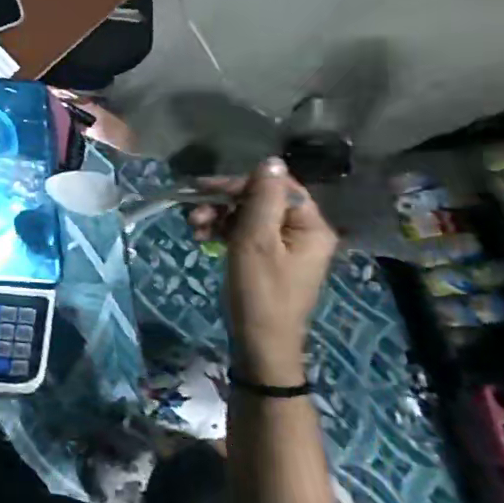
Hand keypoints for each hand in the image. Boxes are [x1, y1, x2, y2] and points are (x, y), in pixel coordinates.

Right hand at [187, 158, 337, 385]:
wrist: (260, 341)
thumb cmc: (260, 290)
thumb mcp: (256, 241)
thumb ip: (263, 199)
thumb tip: (271, 161)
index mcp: (310, 226)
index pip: (278, 187)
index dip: (241, 183)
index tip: (205, 188)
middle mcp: (303, 232)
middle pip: (261, 200)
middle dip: (224, 202)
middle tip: (192, 211)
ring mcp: (286, 247)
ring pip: (248, 216)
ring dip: (218, 216)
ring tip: (192, 227)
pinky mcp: (268, 260)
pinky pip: (245, 234)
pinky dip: (222, 231)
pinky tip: (201, 237)